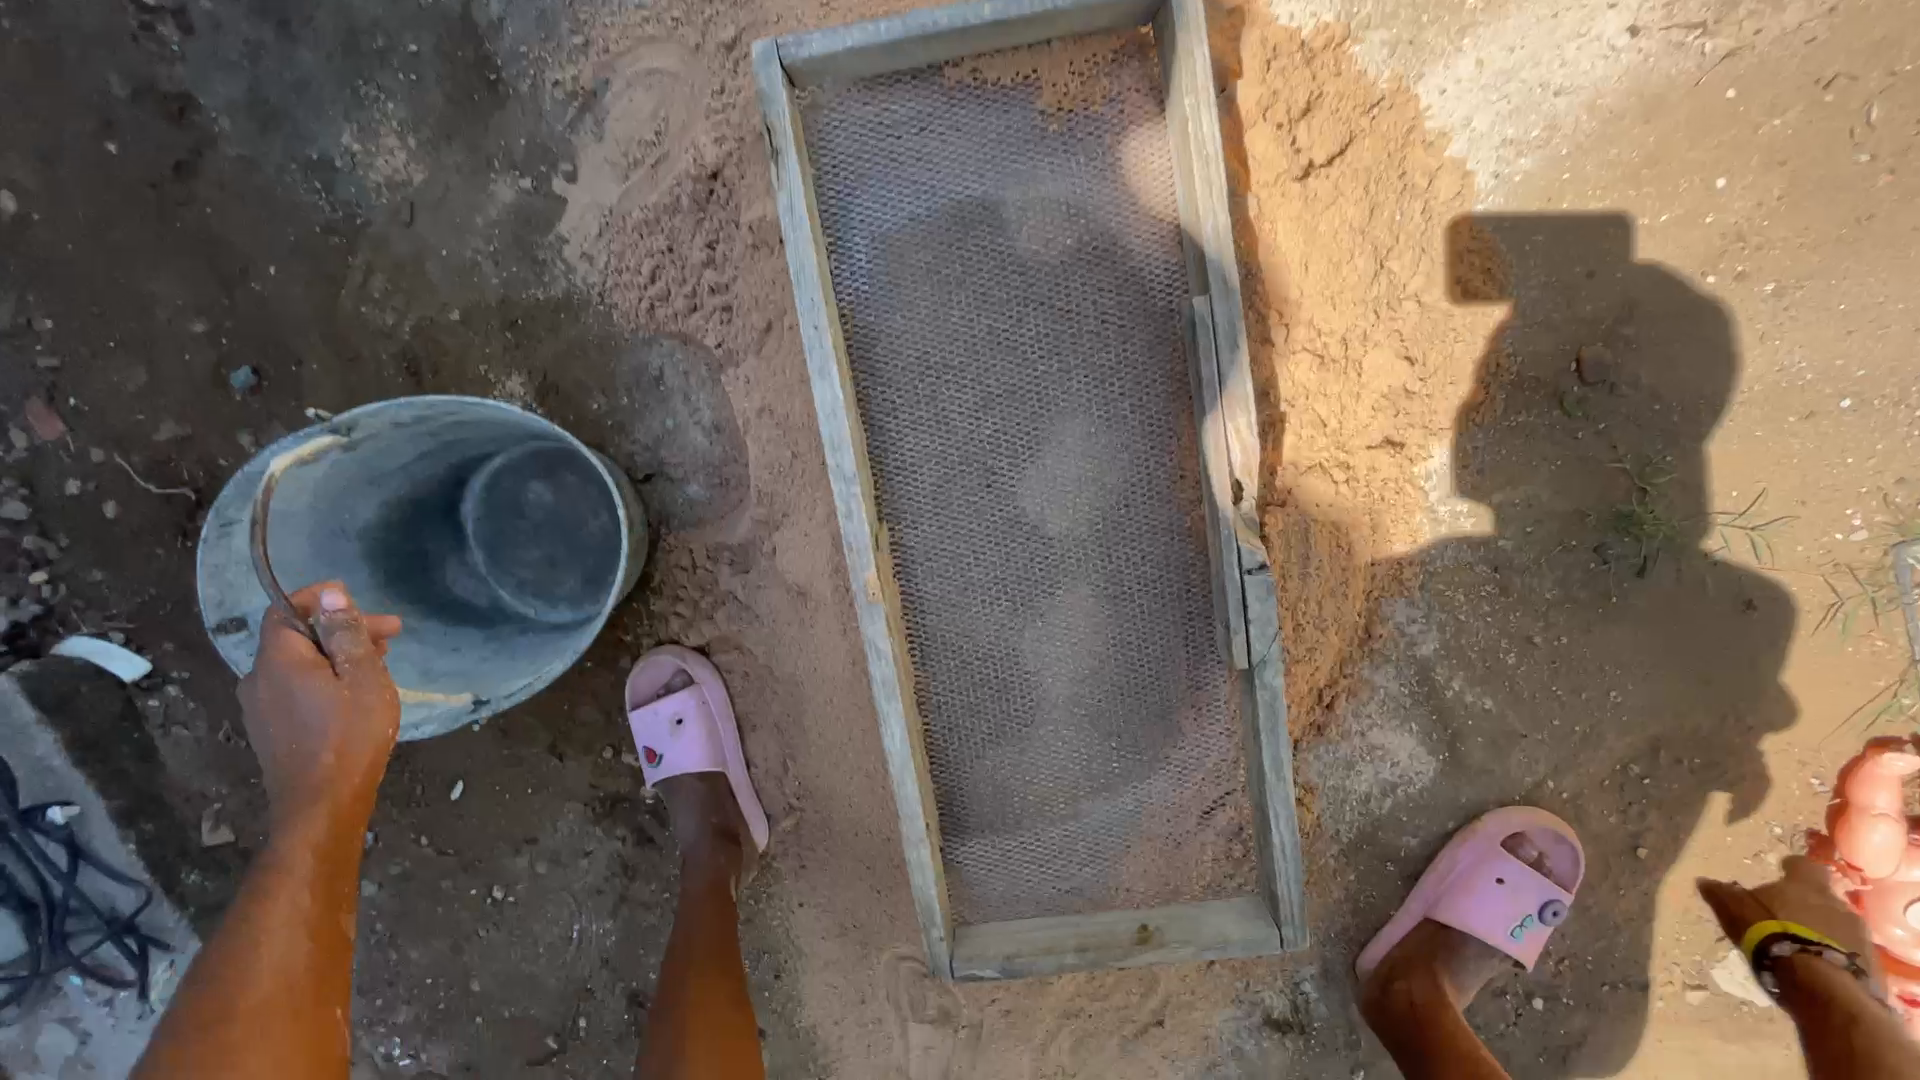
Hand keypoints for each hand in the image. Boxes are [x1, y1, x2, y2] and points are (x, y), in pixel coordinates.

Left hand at [237, 582, 402, 834]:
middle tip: (390, 635)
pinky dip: (325, 678)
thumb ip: (347, 634)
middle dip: (341, 631)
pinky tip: (355, 692)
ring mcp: (260, 708)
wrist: (323, 802)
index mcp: (278, 662)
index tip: (356, 598)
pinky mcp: (271, 730)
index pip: (285, 612)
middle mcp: (258, 680)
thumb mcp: (363, 677)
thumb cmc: (351, 734)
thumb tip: (331, 594)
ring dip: (336, 656)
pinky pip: (295, 688)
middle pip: (296, 640)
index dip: (318, 599)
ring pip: (298, 666)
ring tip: (379, 662)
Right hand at [1698, 856, 1877, 966]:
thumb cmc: (1772, 935)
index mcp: (1807, 886)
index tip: (1783, 869)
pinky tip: (1815, 962)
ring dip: (1822, 929)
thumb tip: (1704, 881)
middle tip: (1787, 914)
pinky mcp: (1870, 964)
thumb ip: (1721, 894)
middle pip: (1822, 898)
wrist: (1820, 985)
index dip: (1793, 867)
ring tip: (1800, 942)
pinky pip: (1847, 949)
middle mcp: (1839, 905)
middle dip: (1807, 904)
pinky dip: (1832, 951)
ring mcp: (1859, 936)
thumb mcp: (1734, 911)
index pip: (1804, 865)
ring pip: (1837, 924)